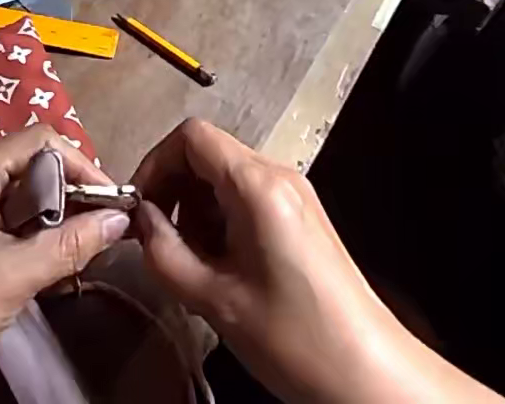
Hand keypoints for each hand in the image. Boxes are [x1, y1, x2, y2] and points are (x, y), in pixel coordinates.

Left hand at [0, 126, 131, 403]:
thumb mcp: (15, 278)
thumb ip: (73, 242)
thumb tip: (123, 218)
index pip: (43, 141)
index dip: (83, 166)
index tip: (111, 200)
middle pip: (36, 161)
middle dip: (72, 192)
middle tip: (102, 223)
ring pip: (27, 188)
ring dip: (57, 214)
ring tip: (84, 241)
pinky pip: (11, 210)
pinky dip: (36, 228)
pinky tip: (54, 254)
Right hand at [131, 119, 504, 403]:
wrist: (365, 369)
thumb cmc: (291, 337)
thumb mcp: (214, 299)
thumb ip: (165, 252)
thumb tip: (140, 218)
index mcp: (257, 184)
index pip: (193, 135)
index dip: (157, 161)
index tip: (138, 205)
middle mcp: (278, 173)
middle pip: (209, 152)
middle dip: (175, 189)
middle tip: (160, 240)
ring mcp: (293, 189)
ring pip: (226, 174)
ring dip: (197, 207)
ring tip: (192, 260)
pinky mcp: (300, 210)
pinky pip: (247, 193)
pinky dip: (221, 216)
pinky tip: (220, 262)